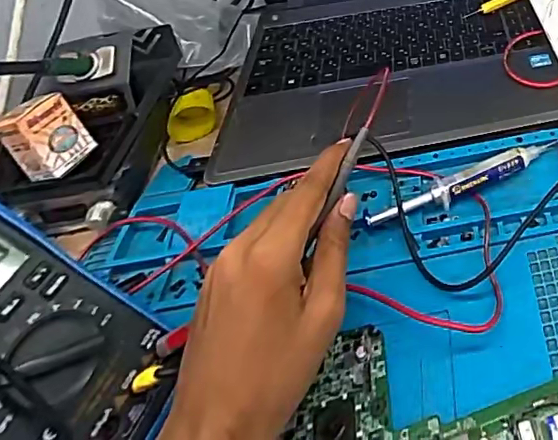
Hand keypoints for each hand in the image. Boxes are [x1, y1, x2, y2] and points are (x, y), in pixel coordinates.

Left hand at [163, 142, 355, 439]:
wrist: (213, 427)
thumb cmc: (275, 376)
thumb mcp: (323, 314)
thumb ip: (336, 251)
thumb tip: (345, 206)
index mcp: (269, 256)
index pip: (305, 192)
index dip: (329, 164)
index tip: (346, 144)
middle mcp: (238, 250)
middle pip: (285, 202)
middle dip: (316, 193)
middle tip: (345, 197)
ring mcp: (220, 264)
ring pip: (267, 219)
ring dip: (296, 215)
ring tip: (322, 234)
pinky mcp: (211, 279)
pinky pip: (250, 240)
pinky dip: (275, 235)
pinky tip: (291, 258)